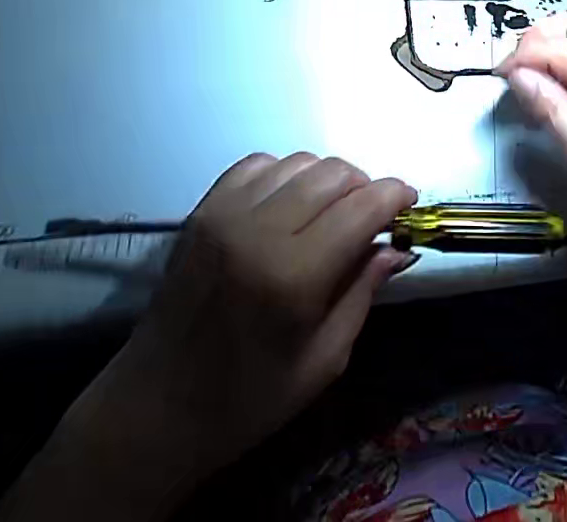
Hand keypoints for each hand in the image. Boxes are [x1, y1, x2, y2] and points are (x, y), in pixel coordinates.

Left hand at [0, 153, 415, 520]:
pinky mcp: (203, 209)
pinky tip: (290, 201)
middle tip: (374, 214)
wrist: (156, 404)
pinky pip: (258, 163)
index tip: (411, 200)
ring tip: (334, 209)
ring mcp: (225, 213)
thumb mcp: (324, 360)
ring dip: (328, 178)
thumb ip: (363, 292)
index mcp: (292, 276)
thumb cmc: (247, 397)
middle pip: (333, 173)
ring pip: (299, 161)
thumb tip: (397, 246)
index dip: (395, 195)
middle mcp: (258, 230)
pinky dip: (286, 172)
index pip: (361, 207)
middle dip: (366, 185)